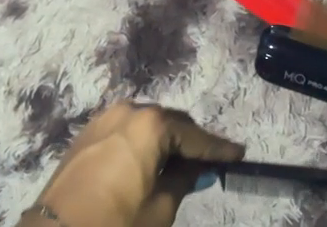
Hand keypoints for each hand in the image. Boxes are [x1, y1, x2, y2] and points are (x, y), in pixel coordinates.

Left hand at [22, 101, 243, 226]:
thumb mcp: (158, 210)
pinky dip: (142, 142)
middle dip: (190, 142)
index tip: (239, 154)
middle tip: (209, 162)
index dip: (218, 148)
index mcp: (150, 125)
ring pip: (147, 125)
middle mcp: (129, 111)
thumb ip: (182, 181)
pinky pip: (125, 131)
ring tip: (180, 164)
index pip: (194, 136)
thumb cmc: (113, 225)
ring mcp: (105, 118)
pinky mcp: (87, 133)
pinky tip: (150, 162)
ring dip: (165, 141)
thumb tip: (196, 168)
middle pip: (171, 123)